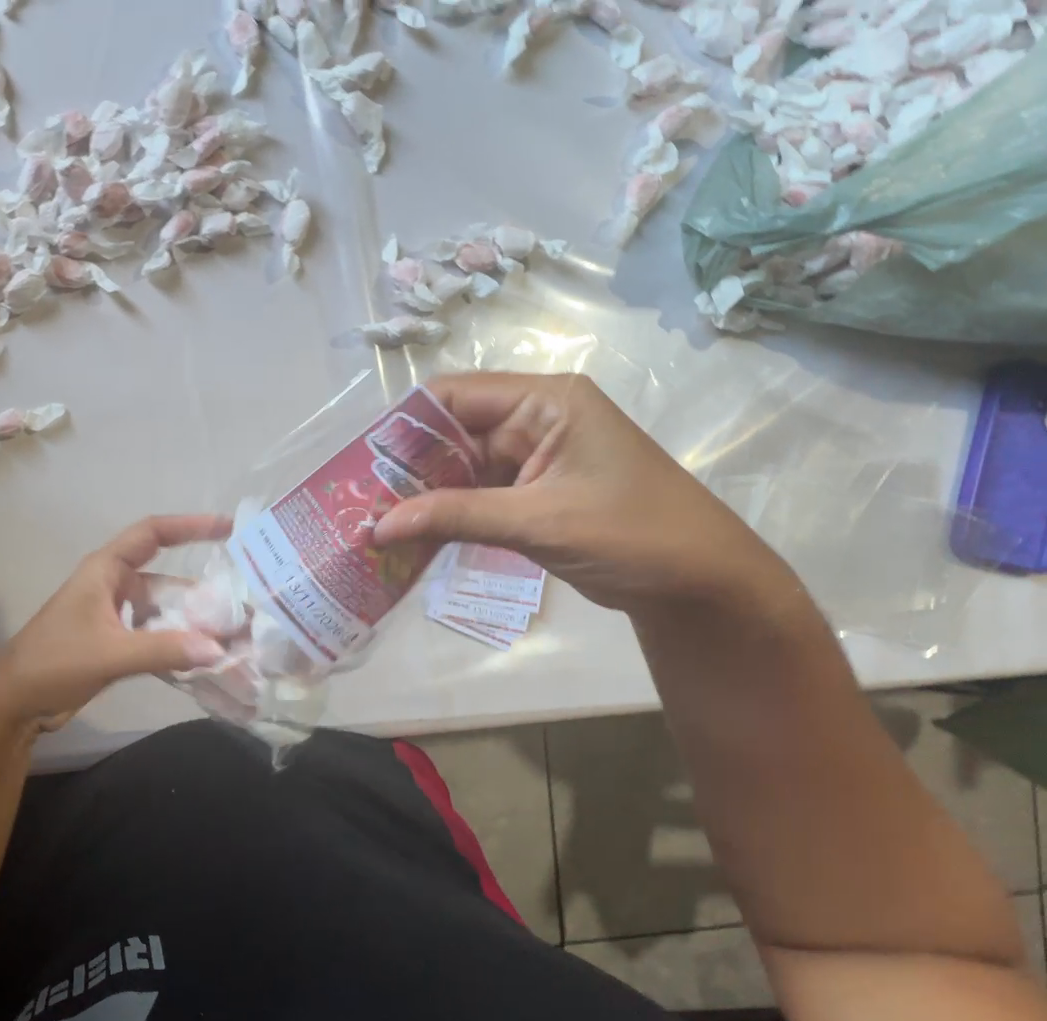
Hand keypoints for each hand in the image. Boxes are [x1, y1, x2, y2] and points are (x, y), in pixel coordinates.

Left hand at [0, 515, 231, 731]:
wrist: (15, 701)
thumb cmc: (54, 663)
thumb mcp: (110, 653)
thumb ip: (164, 650)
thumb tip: (219, 649)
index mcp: (105, 571)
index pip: (152, 533)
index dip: (190, 525)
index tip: (229, 528)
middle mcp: (112, 587)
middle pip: (167, 579)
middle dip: (203, 594)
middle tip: (244, 608)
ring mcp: (114, 617)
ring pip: (164, 613)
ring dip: (194, 625)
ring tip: (235, 640)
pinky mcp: (114, 645)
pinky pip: (156, 638)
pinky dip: (179, 647)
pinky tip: (207, 662)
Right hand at [374, 373, 796, 615]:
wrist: (702, 585)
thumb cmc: (633, 534)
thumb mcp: (538, 522)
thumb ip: (455, 517)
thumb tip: (378, 527)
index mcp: (545, 402)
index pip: (453, 395)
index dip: (404, 426)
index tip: (361, 463)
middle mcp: (533, 419)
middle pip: (449, 431)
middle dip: (406, 466)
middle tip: (358, 500)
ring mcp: (531, 457)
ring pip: (457, 466)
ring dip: (421, 494)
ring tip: (374, 521)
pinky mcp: (530, 492)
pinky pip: (473, 494)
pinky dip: (444, 513)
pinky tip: (410, 535)